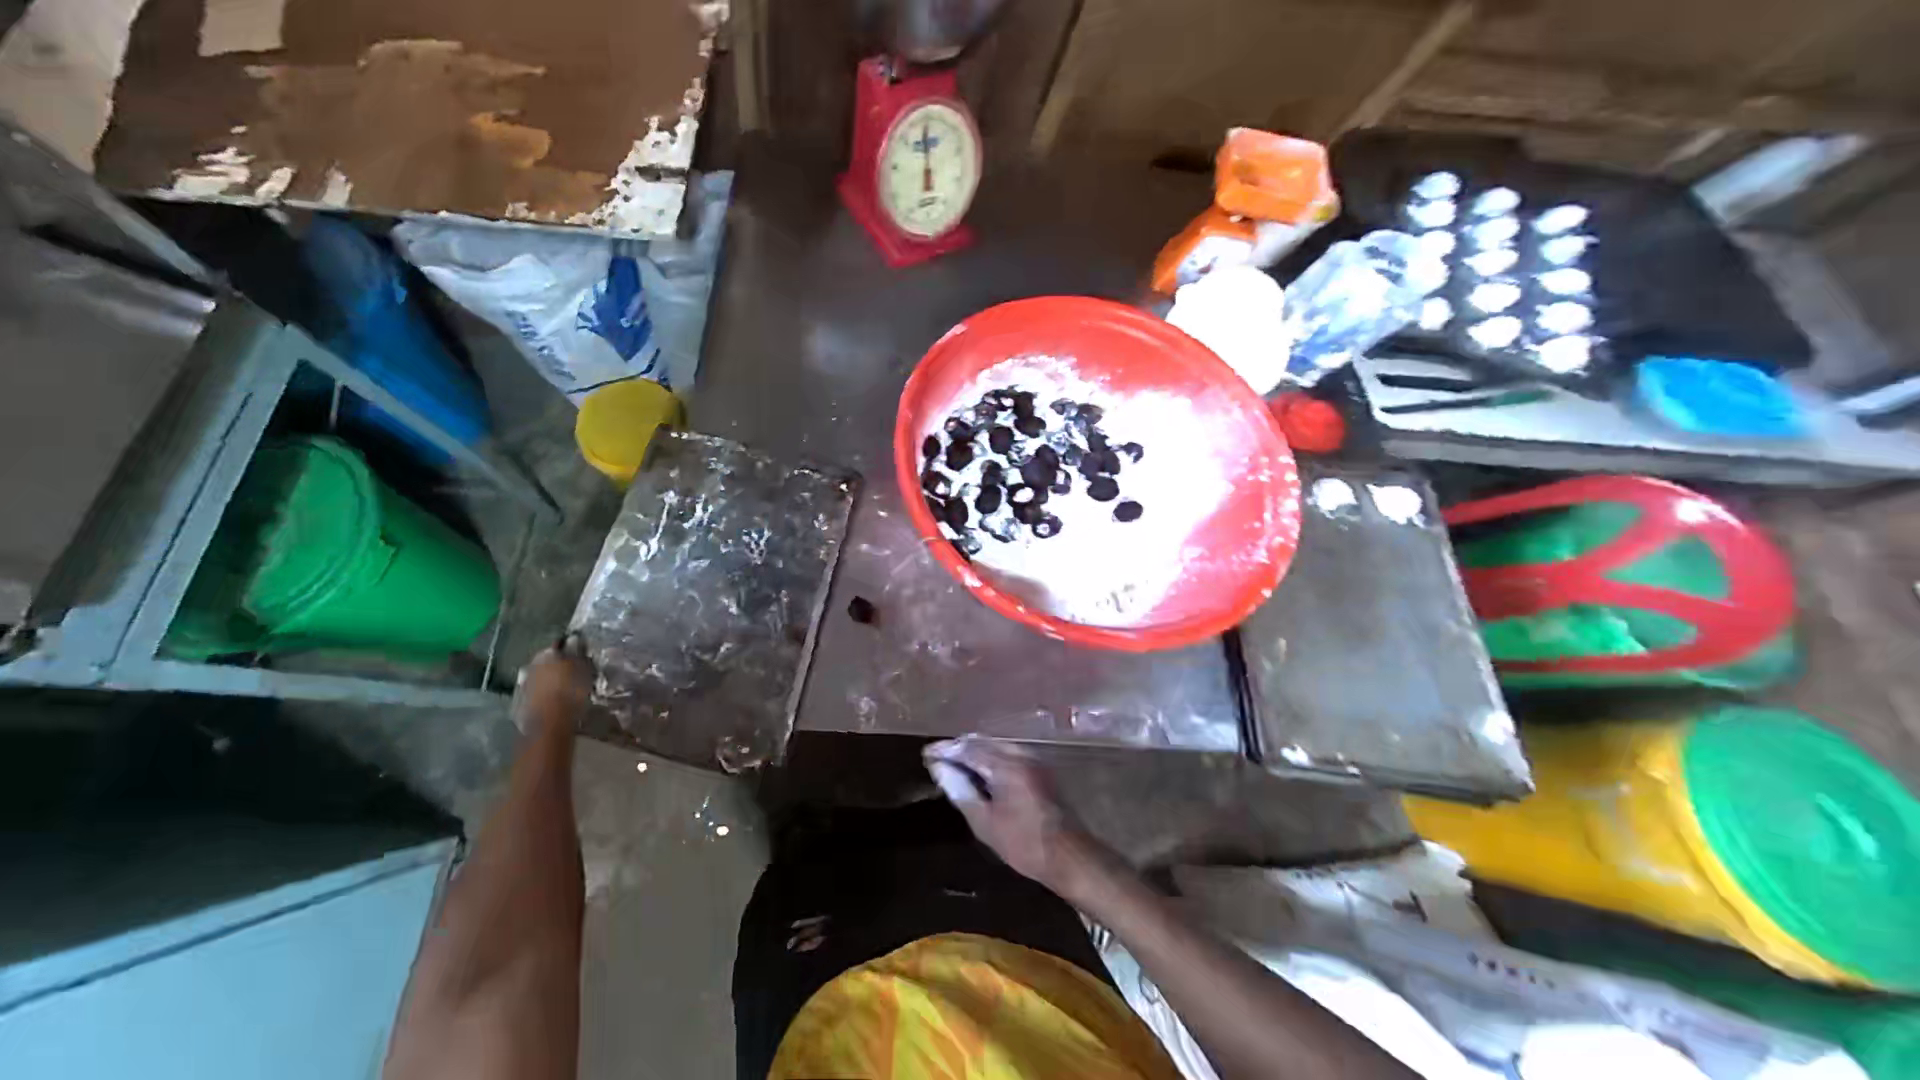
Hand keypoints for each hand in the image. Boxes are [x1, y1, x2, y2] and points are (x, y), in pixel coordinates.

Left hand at [513, 634, 594, 732]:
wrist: (548, 723)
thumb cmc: (571, 691)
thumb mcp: (585, 669)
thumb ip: (579, 654)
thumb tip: (576, 640)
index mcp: (546, 653)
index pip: (559, 645)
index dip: (571, 648)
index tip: (581, 654)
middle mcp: (531, 665)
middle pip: (548, 661)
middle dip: (559, 665)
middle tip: (575, 672)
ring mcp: (523, 685)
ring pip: (540, 677)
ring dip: (550, 680)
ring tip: (566, 688)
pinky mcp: (520, 703)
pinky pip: (536, 693)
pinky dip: (544, 694)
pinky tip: (555, 701)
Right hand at [923, 736, 1111, 897]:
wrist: (1069, 856)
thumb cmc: (1023, 843)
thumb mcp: (984, 822)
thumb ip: (961, 791)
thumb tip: (941, 768)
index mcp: (1006, 764)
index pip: (968, 748)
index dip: (945, 750)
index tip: (926, 754)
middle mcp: (1021, 754)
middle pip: (983, 742)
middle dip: (959, 748)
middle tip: (939, 759)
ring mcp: (1034, 761)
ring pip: (997, 746)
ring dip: (975, 751)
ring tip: (956, 764)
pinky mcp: (1041, 771)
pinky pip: (1009, 754)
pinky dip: (991, 757)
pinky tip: (982, 771)